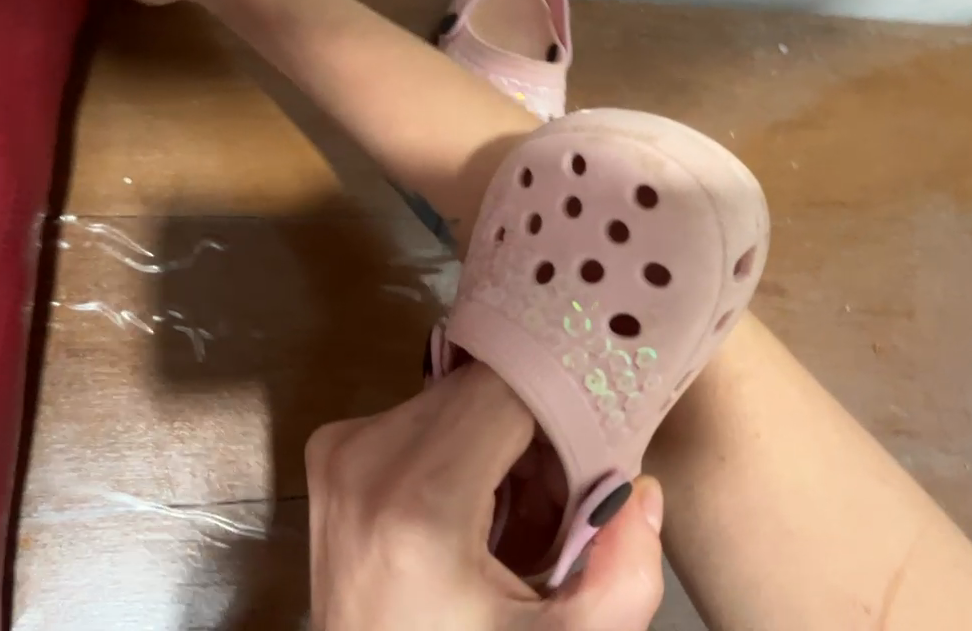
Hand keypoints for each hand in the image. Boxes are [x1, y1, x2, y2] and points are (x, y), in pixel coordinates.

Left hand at [305, 364, 665, 630]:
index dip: (557, 409)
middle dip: (527, 430)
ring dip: (492, 436)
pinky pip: (414, 416)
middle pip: (474, 392)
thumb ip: (623, 579)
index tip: (592, 444)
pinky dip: (455, 444)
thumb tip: (642, 489)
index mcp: (418, 501)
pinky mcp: (329, 448)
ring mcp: (339, 447)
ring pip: (446, 399)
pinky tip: (467, 504)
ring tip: (510, 510)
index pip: (503, 391)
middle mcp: (366, 455)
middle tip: (556, 495)